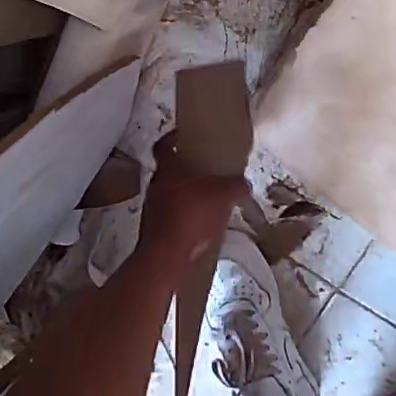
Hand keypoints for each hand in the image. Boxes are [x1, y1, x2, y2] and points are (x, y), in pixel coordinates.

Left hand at [134, 135, 246, 268]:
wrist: (167, 258)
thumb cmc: (192, 217)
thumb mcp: (223, 196)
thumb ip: (235, 186)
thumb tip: (243, 183)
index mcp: (167, 169)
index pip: (163, 145)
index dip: (172, 138)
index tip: (183, 136)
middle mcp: (155, 185)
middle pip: (169, 170)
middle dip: (187, 171)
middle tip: (206, 172)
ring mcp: (152, 207)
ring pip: (170, 192)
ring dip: (186, 194)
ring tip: (208, 200)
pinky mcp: (154, 229)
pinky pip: (171, 214)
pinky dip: (184, 215)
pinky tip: (201, 224)